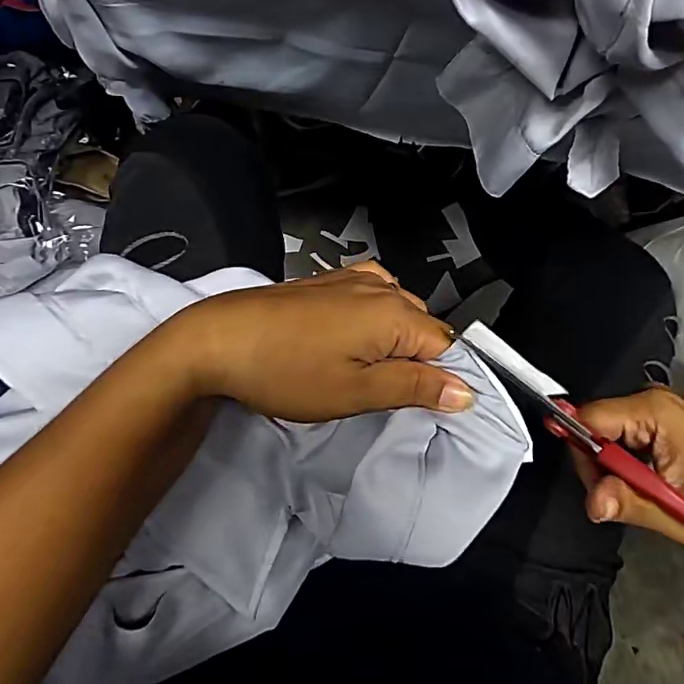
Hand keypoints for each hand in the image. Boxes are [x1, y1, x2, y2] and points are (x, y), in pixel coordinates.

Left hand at [152, 262, 473, 422]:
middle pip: (423, 326)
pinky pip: (370, 297)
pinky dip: (371, 319)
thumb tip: (464, 391)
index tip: (418, 404)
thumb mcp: (356, 391)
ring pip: (397, 312)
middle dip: (415, 359)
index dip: (440, 379)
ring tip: (359, 370)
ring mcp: (350, 279)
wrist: (218, 340)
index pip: (447, 346)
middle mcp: (379, 287)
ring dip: (391, 340)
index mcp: (393, 312)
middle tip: (381, 392)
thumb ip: (415, 387)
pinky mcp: (326, 281)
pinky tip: (348, 339)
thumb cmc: (285, 370)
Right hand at [567, 388, 683, 563]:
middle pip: (595, 426)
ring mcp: (660, 413)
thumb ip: (626, 501)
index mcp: (654, 409)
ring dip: (616, 471)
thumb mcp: (676, 512)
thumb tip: (590, 502)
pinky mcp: (664, 428)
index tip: (597, 489)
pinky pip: (625, 441)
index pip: (588, 417)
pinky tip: (651, 488)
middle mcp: (652, 401)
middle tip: (623, 501)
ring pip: (608, 436)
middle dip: (600, 466)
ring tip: (646, 498)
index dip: (583, 454)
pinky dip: (629, 468)